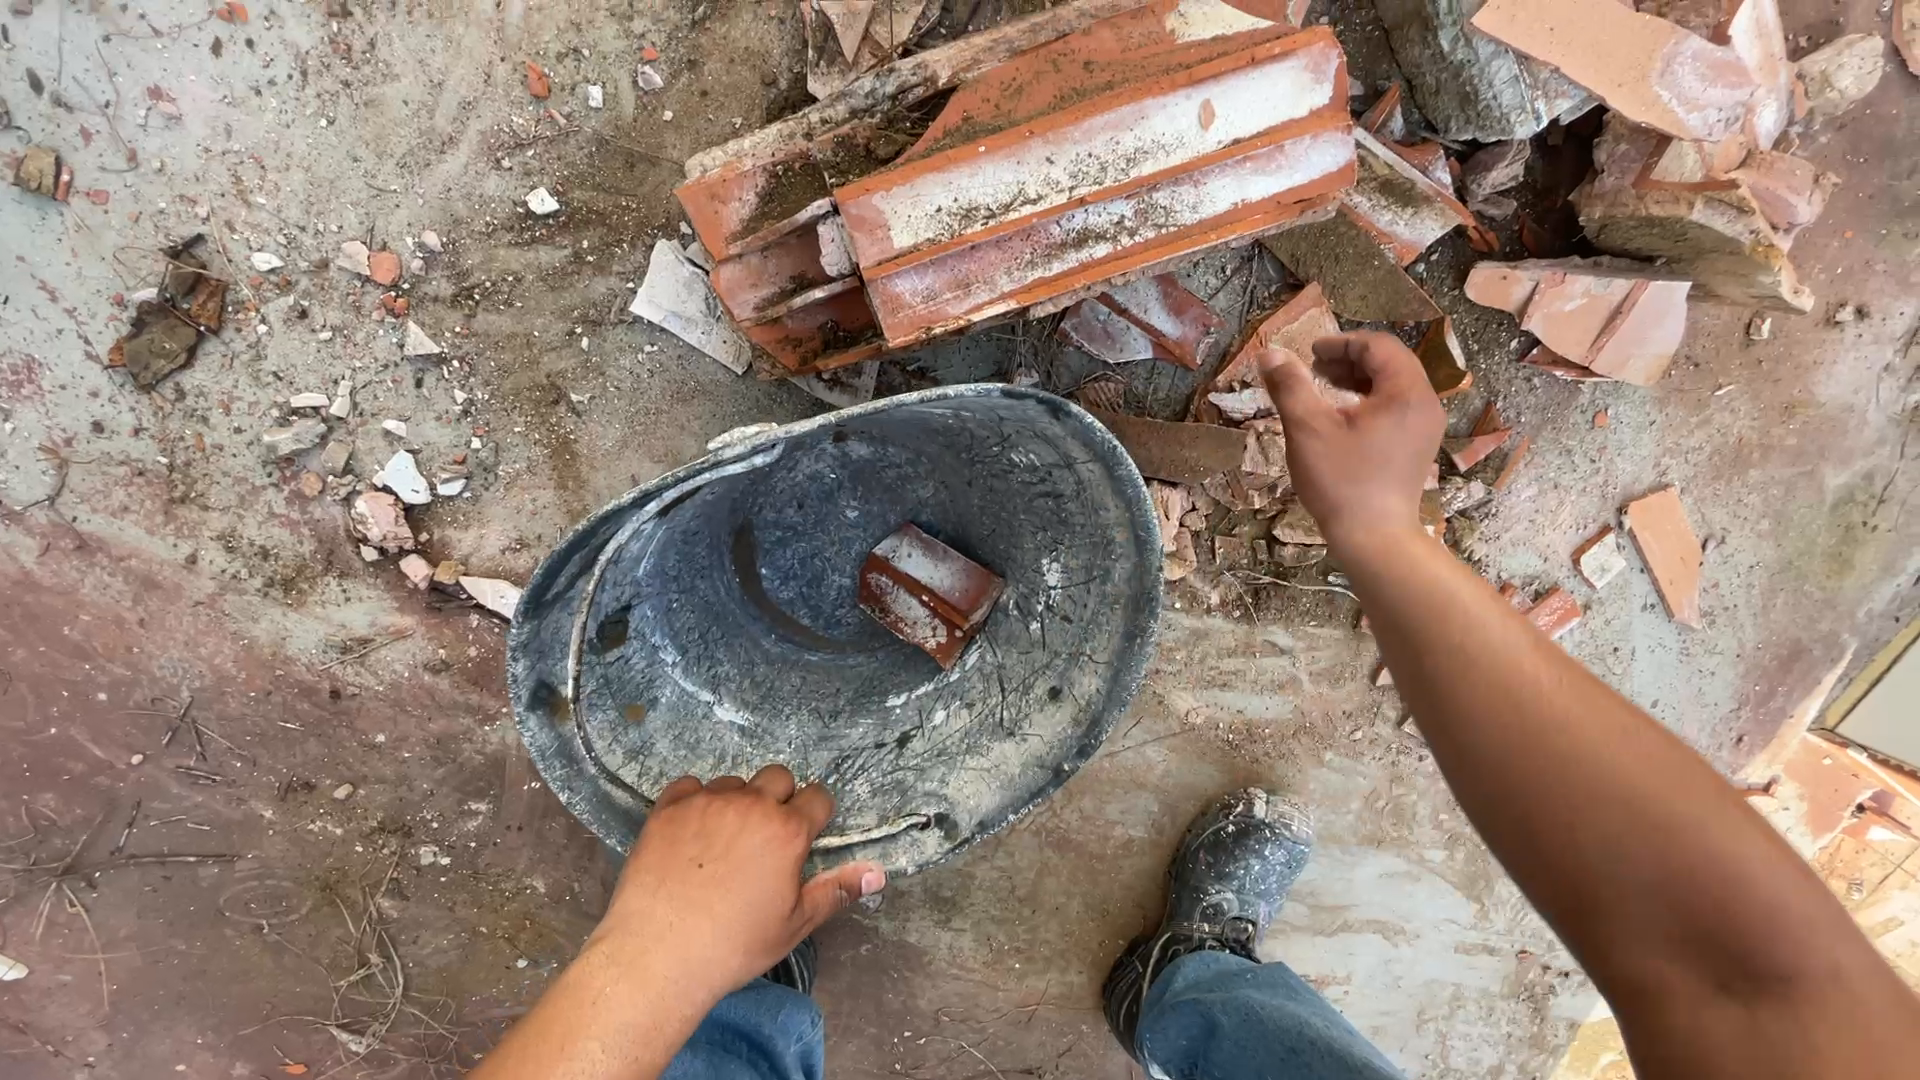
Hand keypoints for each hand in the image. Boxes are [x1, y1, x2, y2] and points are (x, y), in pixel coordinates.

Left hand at [587, 766, 885, 1006]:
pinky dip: (695, 801)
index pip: (818, 796)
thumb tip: (879, 873)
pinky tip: (690, 832)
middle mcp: (752, 805)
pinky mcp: (670, 807)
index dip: (815, 814)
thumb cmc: (733, 946)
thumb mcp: (794, 925)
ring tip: (722, 839)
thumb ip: (837, 891)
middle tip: (764, 836)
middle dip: (779, 798)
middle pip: (778, 776)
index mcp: (788, 831)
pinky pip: (690, 785)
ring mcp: (709, 802)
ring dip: (737, 801)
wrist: (657, 955)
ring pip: (735, 782)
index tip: (803, 835)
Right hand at [1257, 332, 1444, 550]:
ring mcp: (1425, 427)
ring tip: (1323, 387)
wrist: (1373, 536)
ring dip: (1357, 379)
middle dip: (1349, 360)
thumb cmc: (1341, 481)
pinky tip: (1342, 417)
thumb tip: (1268, 353)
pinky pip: (1396, 408)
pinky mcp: (1418, 447)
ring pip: (1393, 386)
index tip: (1309, 353)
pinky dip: (1368, 401)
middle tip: (1313, 368)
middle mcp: (1424, 404)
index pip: (1379, 346)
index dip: (1341, 343)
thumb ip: (1289, 386)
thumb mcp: (1307, 429)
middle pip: (1390, 363)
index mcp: (1405, 392)